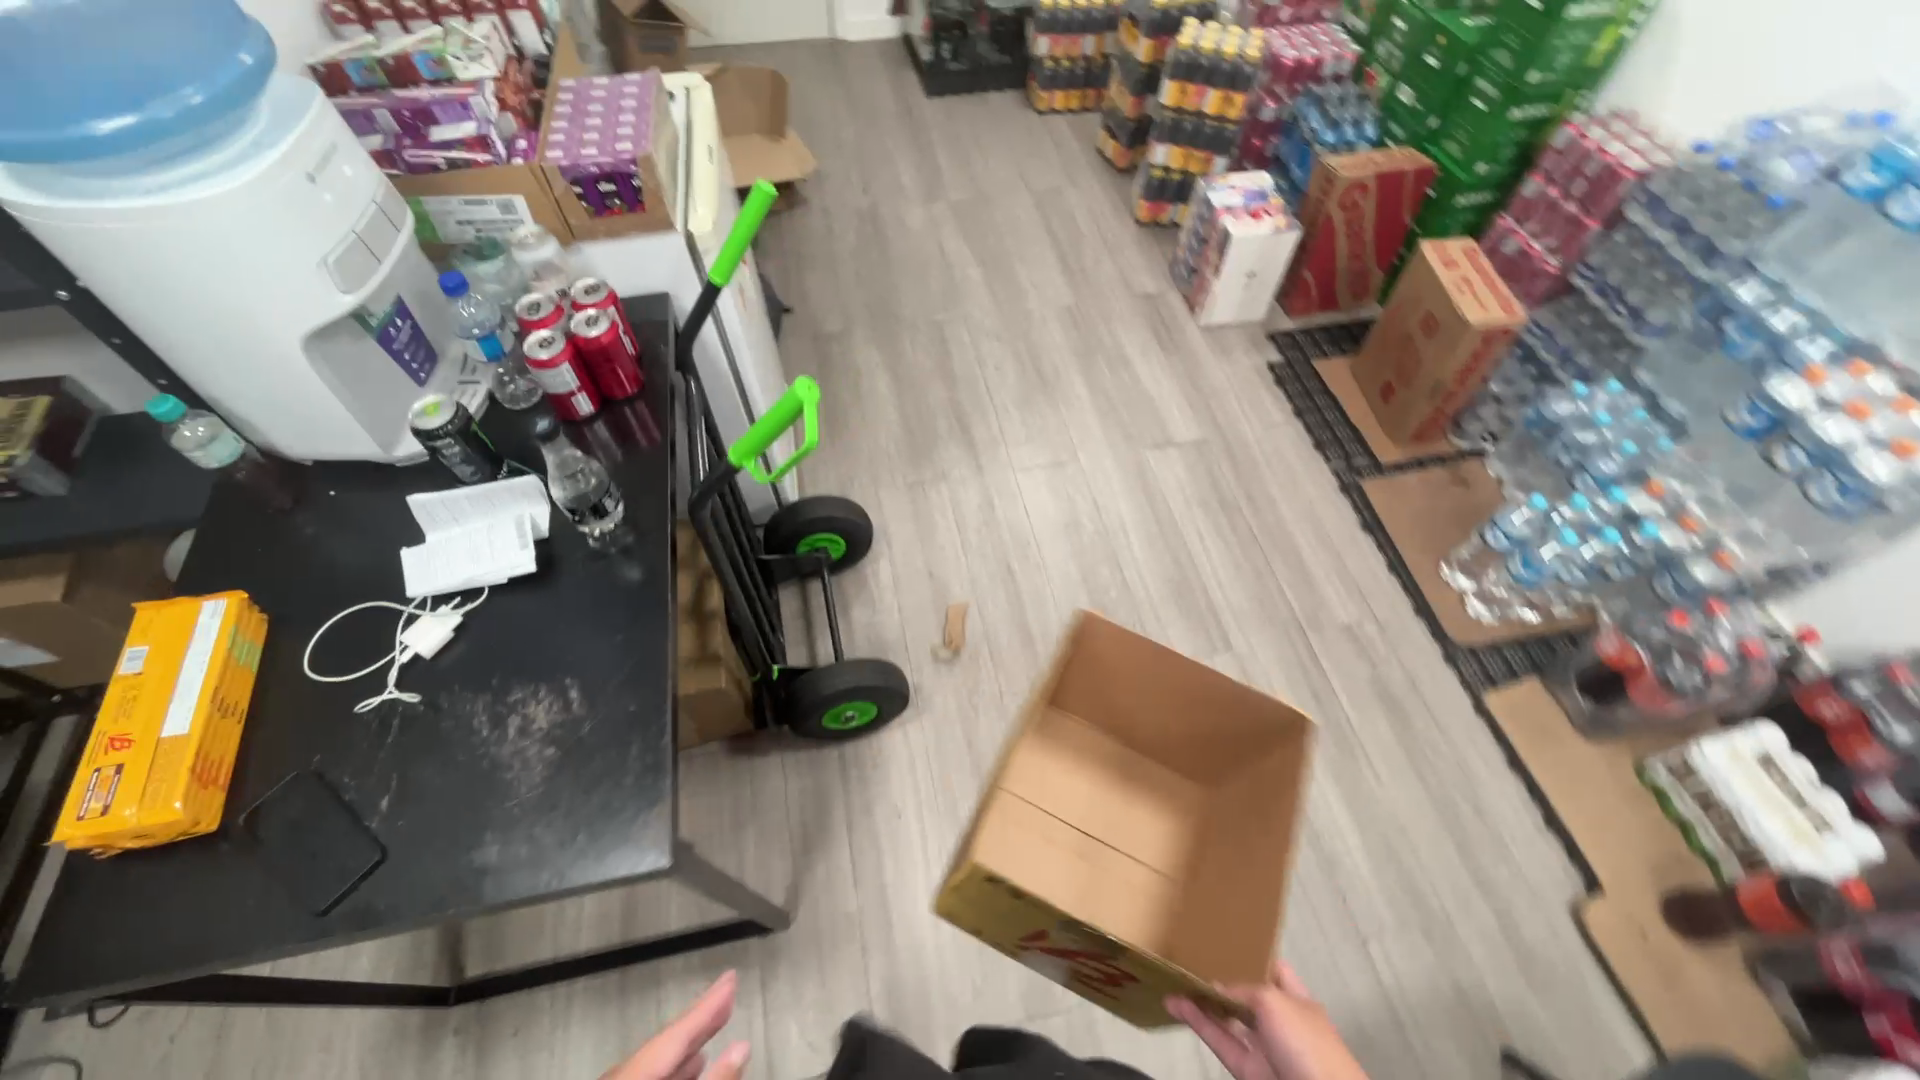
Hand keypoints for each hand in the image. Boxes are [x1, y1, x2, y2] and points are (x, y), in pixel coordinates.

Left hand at [601, 971, 751, 1079]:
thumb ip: (715, 1078)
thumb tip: (743, 1047)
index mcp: (633, 1070)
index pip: (677, 1031)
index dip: (708, 1002)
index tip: (731, 975)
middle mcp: (623, 1072)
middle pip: (666, 1041)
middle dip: (701, 1015)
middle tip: (729, 987)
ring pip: (658, 1059)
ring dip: (690, 1043)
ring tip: (716, 1022)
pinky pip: (650, 1073)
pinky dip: (675, 1066)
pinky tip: (692, 1065)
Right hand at [1166, 961, 1367, 1079]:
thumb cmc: (1306, 1044)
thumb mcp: (1275, 1003)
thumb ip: (1242, 990)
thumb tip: (1216, 989)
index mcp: (1297, 1001)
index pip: (1273, 971)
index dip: (1251, 958)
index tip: (1223, 944)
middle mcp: (1280, 1022)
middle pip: (1246, 996)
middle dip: (1221, 980)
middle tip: (1189, 961)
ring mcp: (1263, 1048)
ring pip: (1228, 1020)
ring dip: (1202, 1003)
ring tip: (1173, 983)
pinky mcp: (1247, 1070)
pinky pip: (1220, 1042)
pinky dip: (1199, 1024)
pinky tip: (1177, 1005)